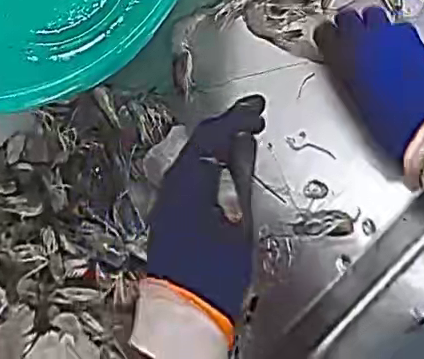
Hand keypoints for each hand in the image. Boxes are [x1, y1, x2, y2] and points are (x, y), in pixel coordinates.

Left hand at [145, 95, 266, 325]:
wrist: (185, 316)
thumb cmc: (216, 274)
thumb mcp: (239, 222)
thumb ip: (240, 174)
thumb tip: (244, 142)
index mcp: (190, 180)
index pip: (215, 134)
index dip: (239, 116)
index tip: (257, 108)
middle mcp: (172, 182)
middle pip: (201, 139)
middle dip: (229, 124)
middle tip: (253, 117)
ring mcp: (166, 195)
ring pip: (194, 151)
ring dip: (219, 140)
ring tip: (242, 135)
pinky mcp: (167, 207)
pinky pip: (189, 167)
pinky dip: (208, 157)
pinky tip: (222, 160)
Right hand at [314, 6, 423, 163]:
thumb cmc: (389, 123)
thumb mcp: (354, 97)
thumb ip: (346, 70)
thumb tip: (346, 62)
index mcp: (345, 56)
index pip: (325, 32)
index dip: (327, 36)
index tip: (330, 39)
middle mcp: (365, 39)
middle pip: (348, 16)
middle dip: (348, 24)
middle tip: (351, 36)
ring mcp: (390, 35)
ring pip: (373, 14)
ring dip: (371, 24)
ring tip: (375, 38)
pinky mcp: (412, 37)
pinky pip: (398, 26)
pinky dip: (394, 33)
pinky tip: (397, 48)